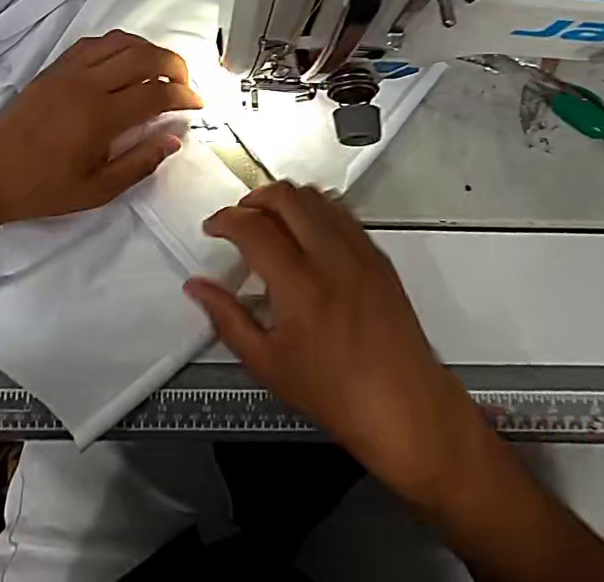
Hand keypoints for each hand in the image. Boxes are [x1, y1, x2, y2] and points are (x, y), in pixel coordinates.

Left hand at [0, 31, 201, 245]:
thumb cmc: (41, 187)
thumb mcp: (97, 190)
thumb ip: (140, 163)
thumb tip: (172, 140)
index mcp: (99, 117)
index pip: (155, 94)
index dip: (184, 96)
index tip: (197, 104)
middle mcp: (86, 84)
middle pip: (144, 57)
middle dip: (174, 65)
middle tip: (187, 82)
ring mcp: (68, 71)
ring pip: (120, 42)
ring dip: (149, 49)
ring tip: (162, 69)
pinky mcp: (54, 68)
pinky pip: (94, 43)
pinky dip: (119, 44)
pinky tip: (125, 60)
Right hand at [184, 183, 487, 500]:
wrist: (405, 408)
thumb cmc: (340, 394)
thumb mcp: (267, 364)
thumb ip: (226, 318)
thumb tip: (198, 289)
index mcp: (300, 286)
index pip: (253, 227)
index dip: (225, 220)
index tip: (214, 227)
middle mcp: (332, 259)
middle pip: (286, 197)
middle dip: (254, 199)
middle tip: (239, 217)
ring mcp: (360, 253)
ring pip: (316, 196)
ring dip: (285, 199)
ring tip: (269, 220)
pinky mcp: (378, 257)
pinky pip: (342, 213)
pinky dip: (316, 209)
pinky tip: (306, 231)